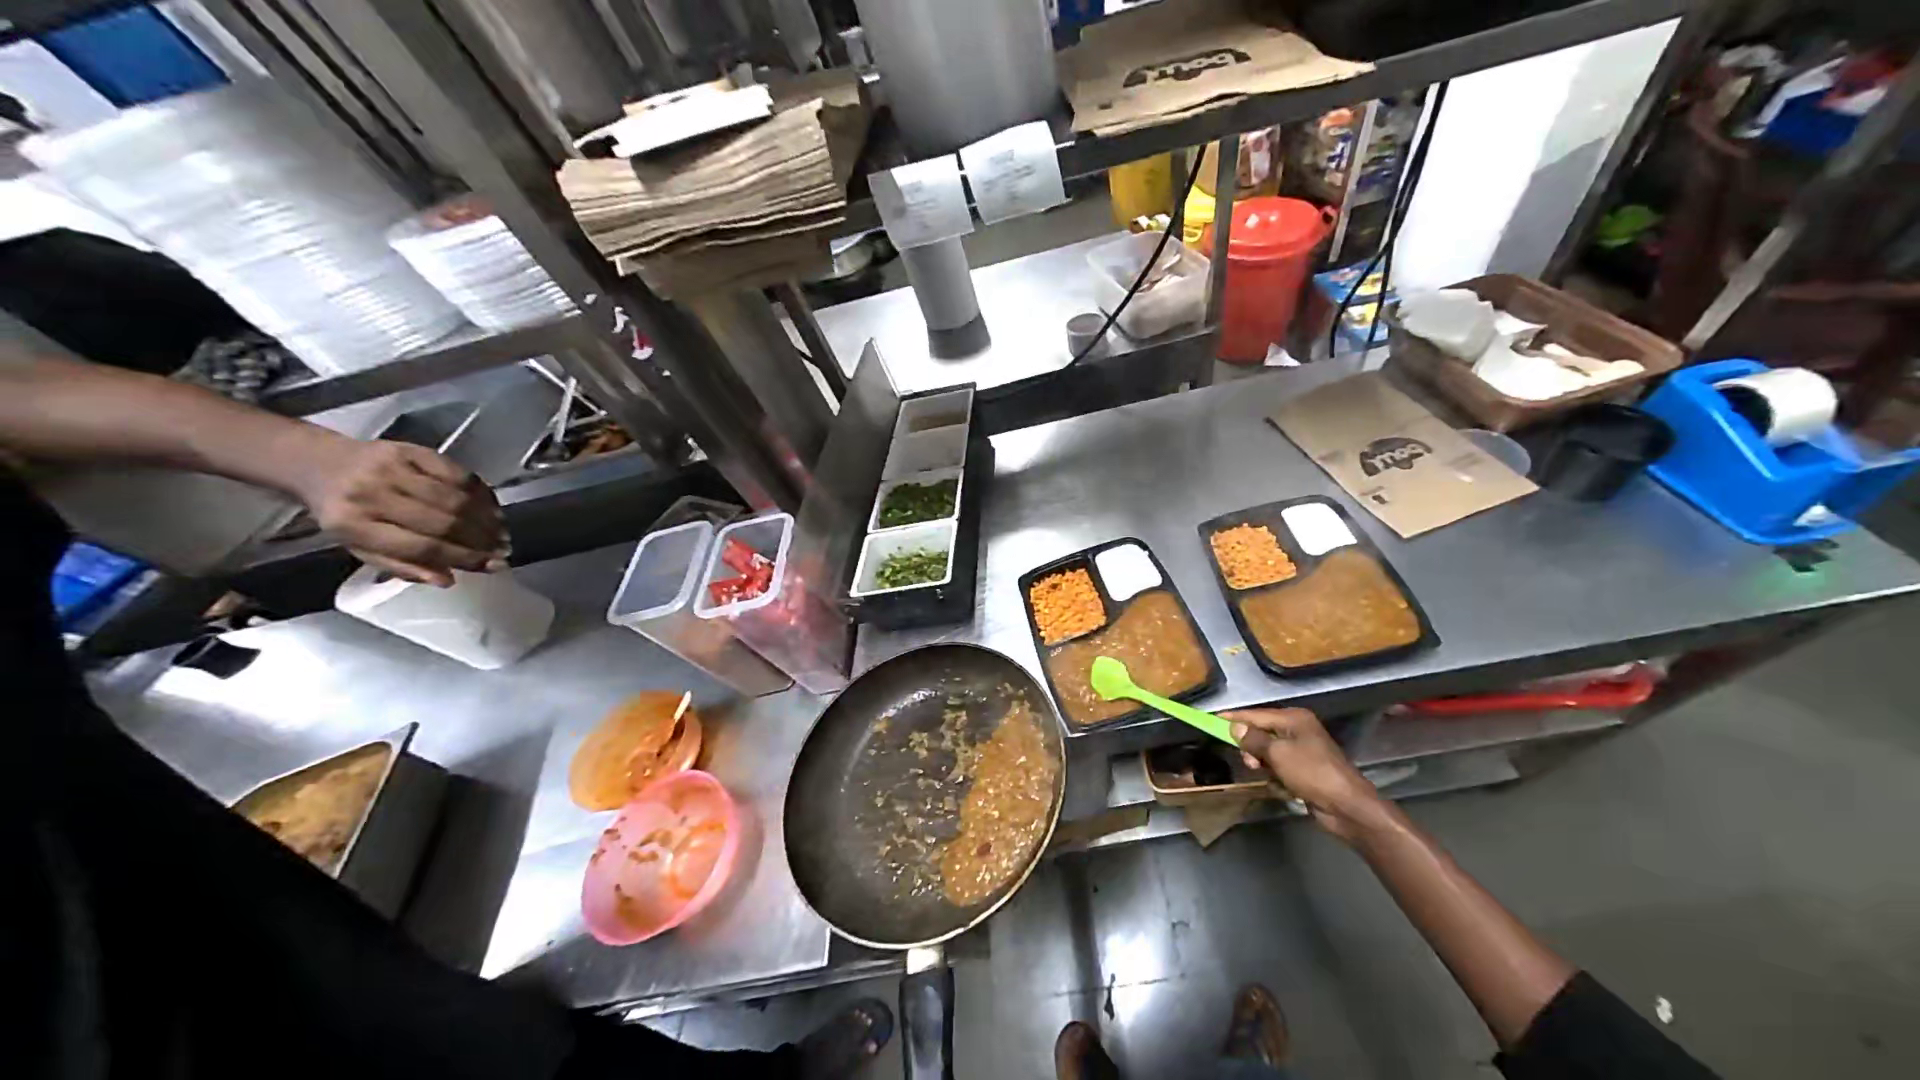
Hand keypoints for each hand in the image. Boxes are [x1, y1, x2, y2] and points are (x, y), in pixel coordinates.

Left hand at [291, 436, 506, 586]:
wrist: (320, 465)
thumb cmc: (344, 513)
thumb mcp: (361, 547)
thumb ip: (402, 565)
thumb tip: (447, 580)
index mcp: (354, 526)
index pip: (420, 547)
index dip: (463, 558)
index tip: (493, 565)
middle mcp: (371, 495)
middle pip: (442, 522)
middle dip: (481, 539)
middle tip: (503, 549)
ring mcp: (392, 469)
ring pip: (455, 498)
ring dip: (486, 517)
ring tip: (502, 530)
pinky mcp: (410, 450)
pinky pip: (457, 473)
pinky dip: (480, 492)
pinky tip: (491, 505)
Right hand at [1225, 708, 1397, 842]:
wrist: (1347, 807)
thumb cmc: (1312, 773)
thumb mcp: (1278, 753)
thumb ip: (1253, 739)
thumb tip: (1235, 727)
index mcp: (1294, 719)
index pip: (1255, 715)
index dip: (1234, 718)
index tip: (1211, 719)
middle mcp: (1298, 731)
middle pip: (1261, 733)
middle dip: (1251, 748)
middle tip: (1250, 762)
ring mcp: (1302, 752)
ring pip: (1268, 753)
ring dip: (1264, 765)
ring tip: (1268, 776)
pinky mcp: (1304, 771)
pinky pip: (1279, 769)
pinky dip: (1276, 778)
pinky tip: (1283, 788)